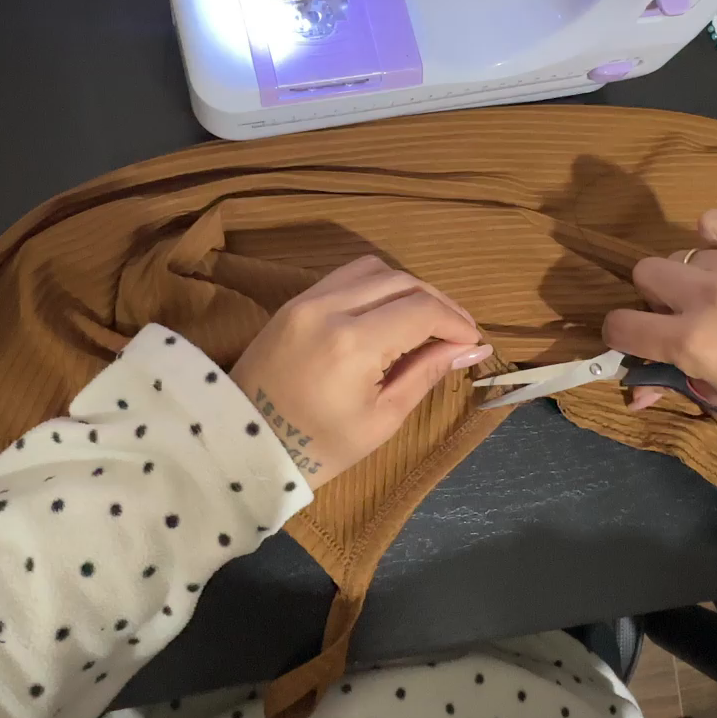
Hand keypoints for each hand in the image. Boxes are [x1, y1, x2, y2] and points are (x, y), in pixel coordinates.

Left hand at [230, 256, 490, 485]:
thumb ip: (426, 372)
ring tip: (428, 319)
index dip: (456, 321)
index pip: (421, 309)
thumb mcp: (381, 419)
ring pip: (375, 269)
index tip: (475, 342)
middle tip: (460, 331)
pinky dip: (378, 285)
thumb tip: (471, 347)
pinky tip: (390, 312)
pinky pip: (347, 276)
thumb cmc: (317, 448)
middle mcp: (329, 307)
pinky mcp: (294, 301)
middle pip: (402, 280)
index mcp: (352, 343)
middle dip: (439, 302)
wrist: (242, 447)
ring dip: (409, 287)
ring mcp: (307, 298)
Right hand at [602, 209, 716, 438]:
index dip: (623, 335)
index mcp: (693, 344)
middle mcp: (708, 297)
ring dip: (691, 274)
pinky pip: (715, 221)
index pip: (620, 325)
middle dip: (657, 297)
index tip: (639, 338)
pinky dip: (716, 239)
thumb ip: (673, 383)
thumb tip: (631, 393)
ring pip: (680, 252)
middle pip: (644, 274)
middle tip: (686, 314)